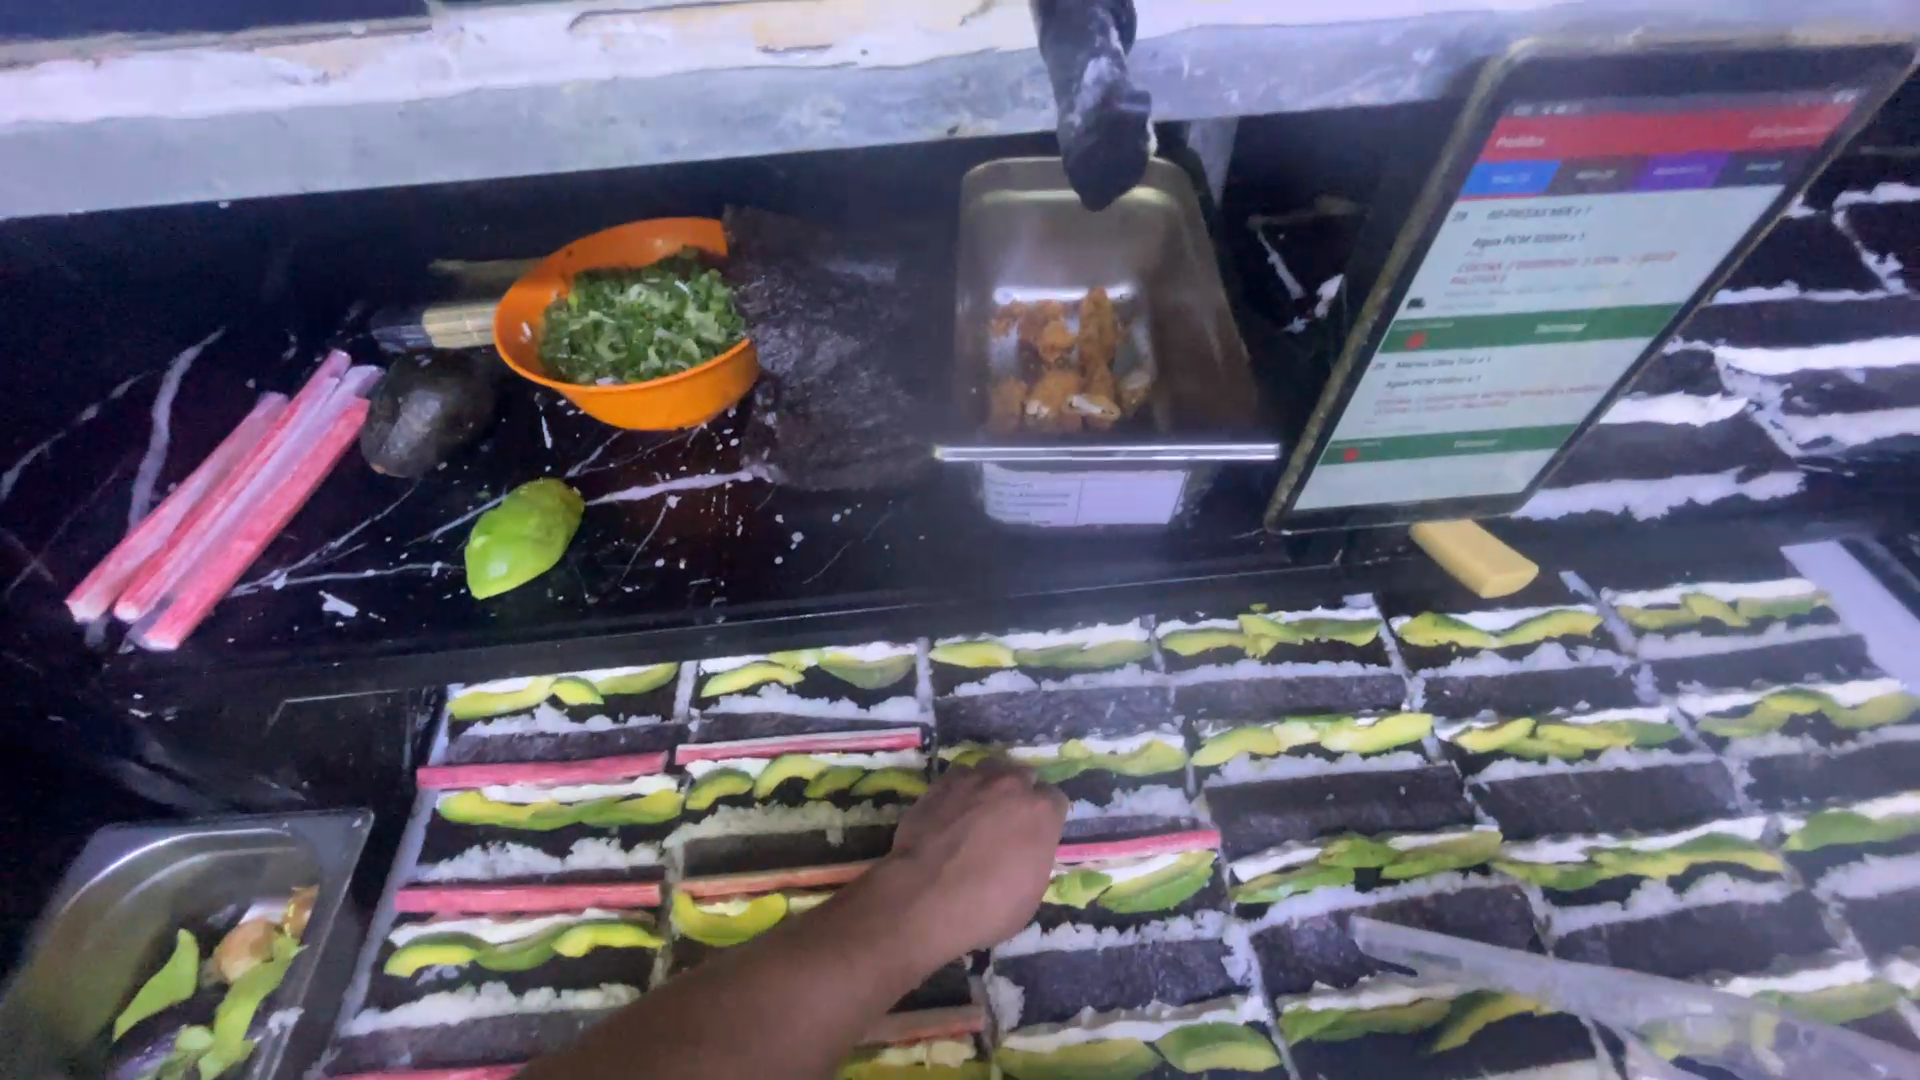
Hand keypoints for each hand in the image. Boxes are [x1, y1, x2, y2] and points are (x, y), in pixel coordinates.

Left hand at [859, 758, 1067, 969]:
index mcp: (1041, 812)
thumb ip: (1034, 858)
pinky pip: (960, 777)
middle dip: (1019, 795)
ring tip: (979, 811)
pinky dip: (961, 790)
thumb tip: (1025, 851)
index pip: (1054, 800)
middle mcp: (1011, 785)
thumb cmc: (987, 907)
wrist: (925, 896)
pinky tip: (952, 810)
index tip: (1036, 834)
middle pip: (1023, 777)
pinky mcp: (942, 782)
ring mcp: (974, 779)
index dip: (1046, 818)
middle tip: (1007, 823)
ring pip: (991, 770)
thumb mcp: (1030, 894)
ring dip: (991, 787)